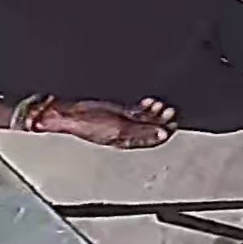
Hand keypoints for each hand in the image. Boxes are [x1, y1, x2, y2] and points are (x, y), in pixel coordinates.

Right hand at [34, 98, 176, 148]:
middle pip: (153, 127)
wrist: (69, 114)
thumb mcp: (119, 130)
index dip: (165, 133)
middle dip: (163, 120)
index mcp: (128, 142)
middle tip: (168, 112)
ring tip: (160, 105)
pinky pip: (139, 110)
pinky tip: (150, 101)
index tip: (173, 125)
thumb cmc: (87, 125)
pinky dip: (147, 106)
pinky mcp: (121, 112)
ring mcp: (125, 122)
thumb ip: (142, 131)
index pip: (153, 141)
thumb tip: (163, 134)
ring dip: (156, 111)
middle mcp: (128, 132)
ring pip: (148, 117)